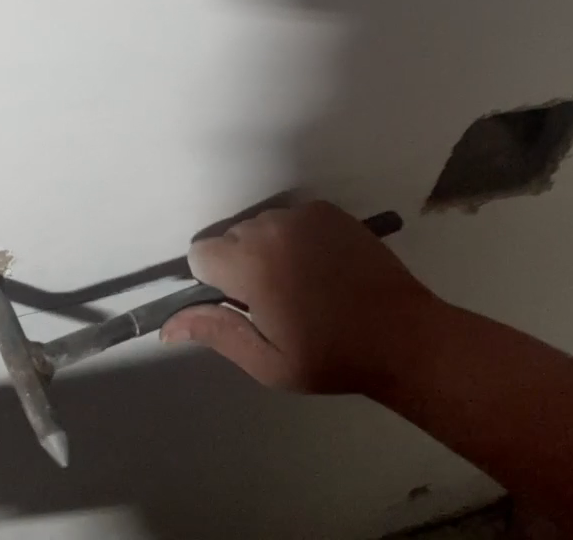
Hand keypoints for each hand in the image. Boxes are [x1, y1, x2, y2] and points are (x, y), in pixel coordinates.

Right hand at [160, 200, 437, 394]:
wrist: (406, 338)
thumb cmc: (332, 356)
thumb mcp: (268, 361)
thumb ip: (215, 333)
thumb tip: (166, 328)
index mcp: (249, 264)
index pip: (200, 254)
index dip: (216, 282)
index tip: (245, 305)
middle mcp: (268, 228)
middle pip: (229, 237)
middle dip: (241, 264)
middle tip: (277, 300)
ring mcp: (300, 215)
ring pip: (259, 225)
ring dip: (267, 249)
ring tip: (304, 283)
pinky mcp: (326, 210)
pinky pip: (290, 217)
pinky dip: (295, 237)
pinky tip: (322, 265)